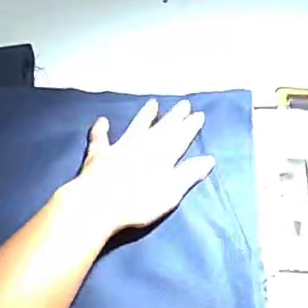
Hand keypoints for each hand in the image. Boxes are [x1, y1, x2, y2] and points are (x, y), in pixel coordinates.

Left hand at [56, 99, 215, 235]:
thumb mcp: (170, 192)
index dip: (190, 126)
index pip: (180, 137)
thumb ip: (188, 174)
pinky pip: (100, 138)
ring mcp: (119, 148)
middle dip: (173, 117)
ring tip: (152, 103)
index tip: (198, 114)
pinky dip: (101, 129)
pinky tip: (102, 120)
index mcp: (162, 155)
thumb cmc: (138, 203)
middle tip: (183, 103)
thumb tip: (209, 159)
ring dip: (144, 116)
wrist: (98, 204)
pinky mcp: (98, 155)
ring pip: (135, 127)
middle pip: (161, 128)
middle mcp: (142, 146)